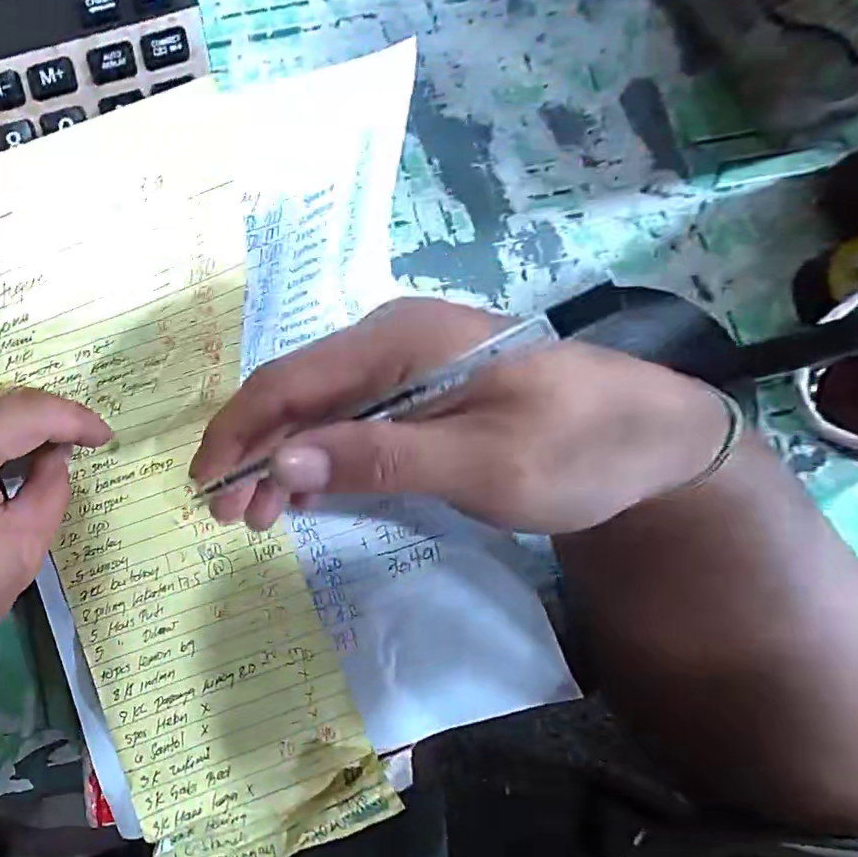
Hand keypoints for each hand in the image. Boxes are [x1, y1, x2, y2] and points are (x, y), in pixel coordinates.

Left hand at [0, 382, 110, 712]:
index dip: (73, 419)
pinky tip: (2, 455)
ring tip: (47, 447)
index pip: (25, 410)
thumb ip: (49, 486)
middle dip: (40, 414)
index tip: (105, 436)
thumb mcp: (19, 550)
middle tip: (76, 441)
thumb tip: (59, 451)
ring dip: (9, 419)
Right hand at [191, 297, 733, 533]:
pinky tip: (298, 495)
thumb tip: (282, 461)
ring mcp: (397, 369)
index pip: (288, 381)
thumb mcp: (480, 461)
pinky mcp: (409, 397)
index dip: (236, 431)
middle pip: (291, 396)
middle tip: (228, 514)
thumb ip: (378, 458)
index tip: (204, 482)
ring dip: (276, 461)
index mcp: (398, 341)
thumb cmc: (575, 448)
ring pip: (311, 414)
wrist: (653, 444)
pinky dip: (312, 461)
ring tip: (257, 516)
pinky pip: (341, 425)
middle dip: (250, 453)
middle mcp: (387, 343)